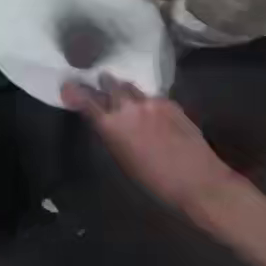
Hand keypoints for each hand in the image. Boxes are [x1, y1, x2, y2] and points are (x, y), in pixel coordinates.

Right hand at [62, 75, 236, 211]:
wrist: (198, 181)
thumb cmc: (156, 182)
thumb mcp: (123, 160)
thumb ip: (110, 135)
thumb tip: (103, 122)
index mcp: (112, 125)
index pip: (86, 99)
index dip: (74, 91)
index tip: (67, 86)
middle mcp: (128, 107)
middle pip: (109, 82)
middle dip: (103, 84)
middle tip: (100, 88)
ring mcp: (151, 101)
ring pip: (130, 86)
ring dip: (124, 90)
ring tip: (126, 99)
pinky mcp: (170, 102)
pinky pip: (151, 96)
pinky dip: (146, 101)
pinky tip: (152, 115)